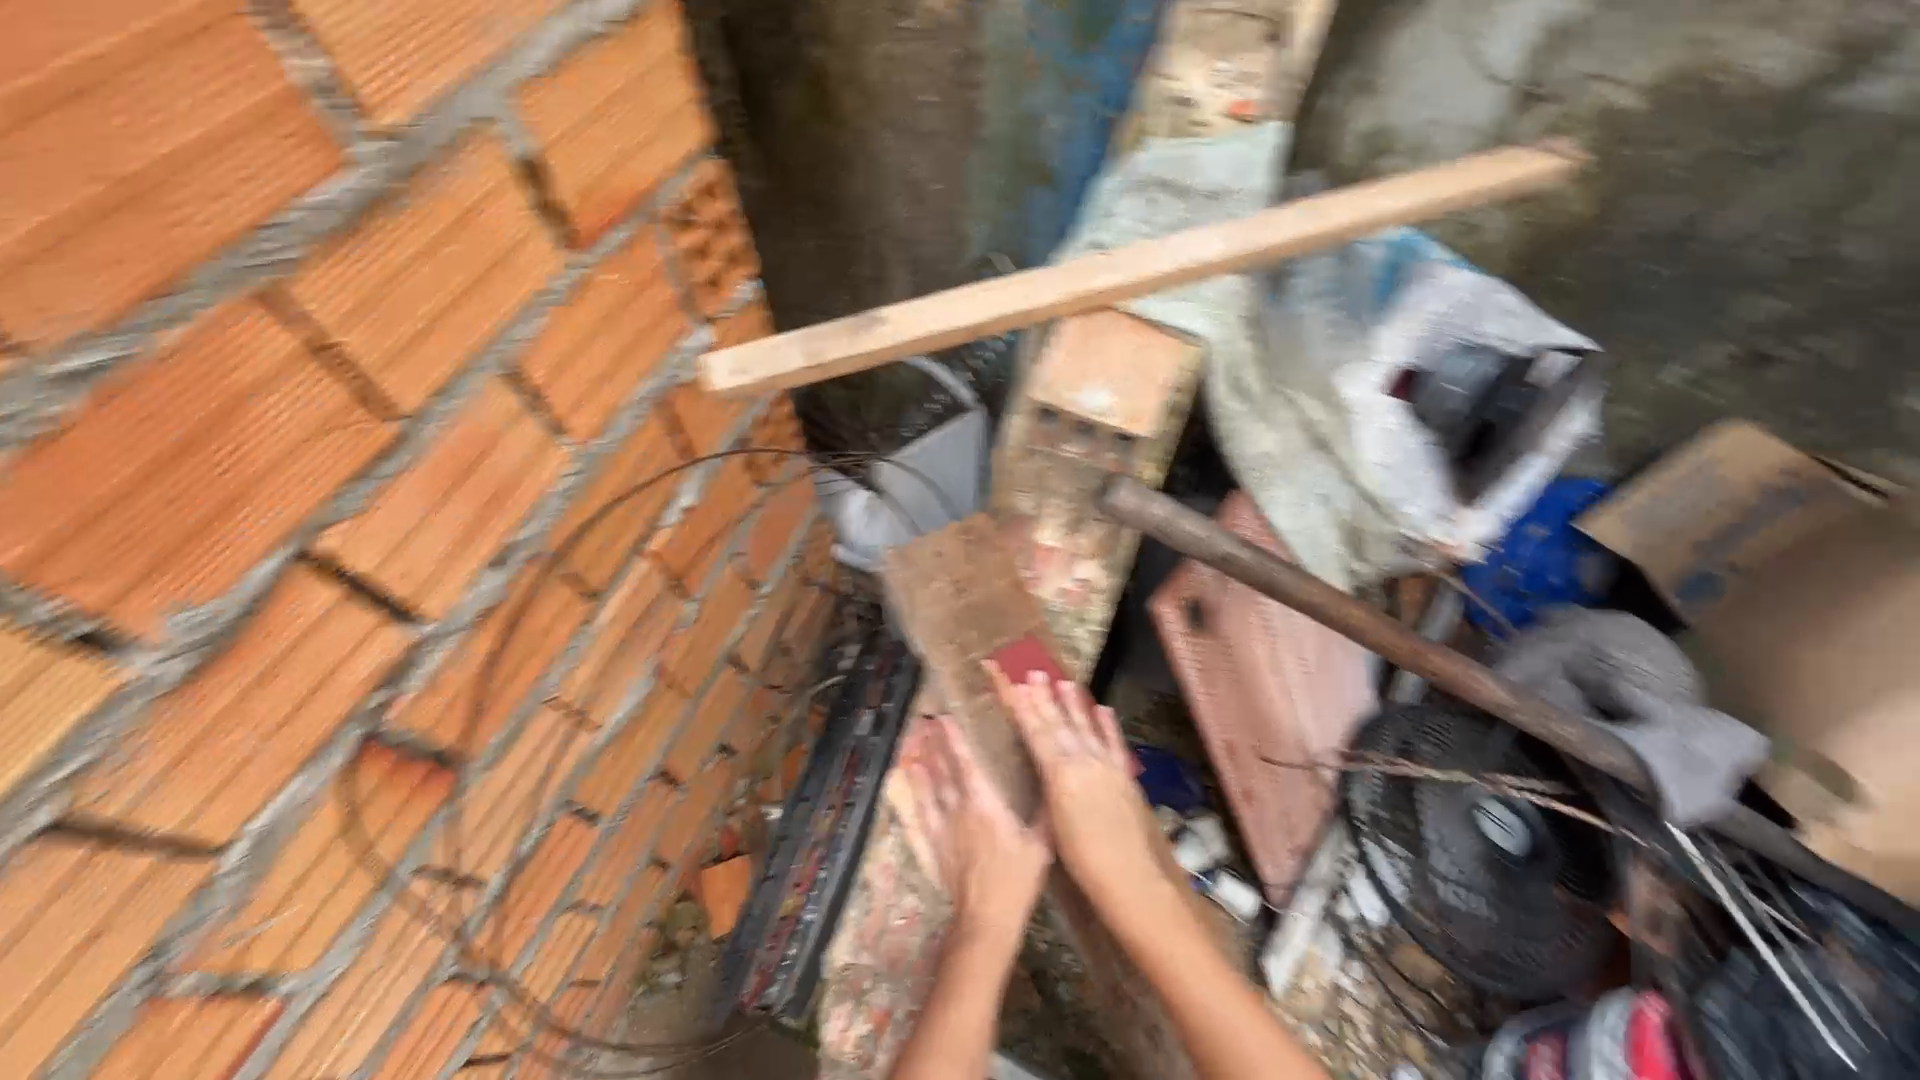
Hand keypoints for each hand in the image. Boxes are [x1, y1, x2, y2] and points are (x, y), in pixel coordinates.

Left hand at [901, 713, 1052, 944]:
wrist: (986, 918)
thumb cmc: (1017, 880)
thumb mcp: (1041, 844)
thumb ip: (1046, 812)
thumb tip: (1056, 782)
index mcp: (985, 804)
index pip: (966, 764)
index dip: (954, 740)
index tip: (944, 719)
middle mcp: (959, 809)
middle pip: (944, 771)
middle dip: (936, 745)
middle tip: (926, 722)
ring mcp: (943, 828)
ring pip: (929, 789)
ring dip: (923, 764)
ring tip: (915, 743)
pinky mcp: (934, 845)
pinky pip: (921, 814)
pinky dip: (914, 794)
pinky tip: (909, 781)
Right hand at [984, 663, 1171, 930]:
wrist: (1131, 878)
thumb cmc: (1083, 860)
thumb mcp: (1054, 822)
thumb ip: (1048, 783)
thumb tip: (1040, 759)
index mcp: (1061, 773)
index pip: (1037, 732)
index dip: (1024, 707)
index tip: (1013, 684)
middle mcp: (1085, 761)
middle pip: (1060, 723)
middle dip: (1044, 697)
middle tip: (1032, 672)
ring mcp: (1108, 767)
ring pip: (1086, 727)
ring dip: (1074, 704)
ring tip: (1063, 681)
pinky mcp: (1126, 777)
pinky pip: (1114, 744)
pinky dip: (1108, 726)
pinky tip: (1102, 709)